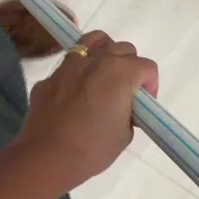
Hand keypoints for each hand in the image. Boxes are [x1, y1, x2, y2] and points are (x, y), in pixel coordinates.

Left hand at [9, 30, 158, 190]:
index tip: (144, 104)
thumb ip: (129, 110)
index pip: (146, 67)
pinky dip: (76, 73)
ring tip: (102, 75)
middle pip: (121, 49)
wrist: (47, 155)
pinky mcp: (48, 78)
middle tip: (125, 90)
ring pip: (91, 42)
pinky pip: (67, 66)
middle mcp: (94, 60)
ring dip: (103, 54)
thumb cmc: (93, 147)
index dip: (150, 85)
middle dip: (129, 66)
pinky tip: (73, 95)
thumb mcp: (125, 133)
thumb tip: (122, 105)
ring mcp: (67, 66)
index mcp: (120, 72)